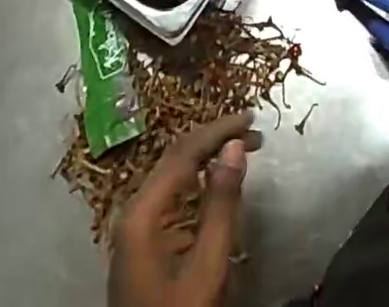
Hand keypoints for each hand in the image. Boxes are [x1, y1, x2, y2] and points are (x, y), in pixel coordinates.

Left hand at [109, 113, 255, 306]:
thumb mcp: (206, 270)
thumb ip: (222, 207)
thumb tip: (235, 148)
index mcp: (141, 210)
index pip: (183, 153)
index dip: (218, 130)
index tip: (251, 118)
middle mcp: (133, 208)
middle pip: (176, 158)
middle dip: (215, 140)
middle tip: (255, 134)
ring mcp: (136, 226)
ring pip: (173, 175)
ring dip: (207, 159)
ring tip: (242, 150)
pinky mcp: (143, 241)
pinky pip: (172, 198)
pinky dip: (198, 184)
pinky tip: (218, 185)